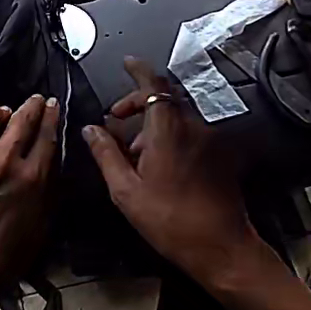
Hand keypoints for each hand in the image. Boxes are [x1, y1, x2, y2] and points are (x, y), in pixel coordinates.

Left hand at [0, 94, 61, 309]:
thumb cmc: (3, 259)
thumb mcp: (41, 227)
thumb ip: (49, 192)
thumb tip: (51, 167)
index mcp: (33, 178)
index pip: (47, 133)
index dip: (52, 115)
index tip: (53, 105)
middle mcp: (5, 161)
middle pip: (22, 117)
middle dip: (31, 105)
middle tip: (34, 101)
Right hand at [82, 58, 283, 292]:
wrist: (220, 247)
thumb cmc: (170, 221)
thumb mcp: (126, 191)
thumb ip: (106, 154)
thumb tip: (91, 130)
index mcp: (168, 131)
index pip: (153, 84)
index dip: (138, 69)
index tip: (127, 62)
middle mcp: (193, 128)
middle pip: (164, 98)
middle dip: (137, 102)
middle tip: (116, 118)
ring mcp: (209, 141)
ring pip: (176, 117)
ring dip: (151, 124)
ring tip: (132, 151)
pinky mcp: (218, 156)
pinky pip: (189, 133)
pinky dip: (168, 136)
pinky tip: (155, 164)